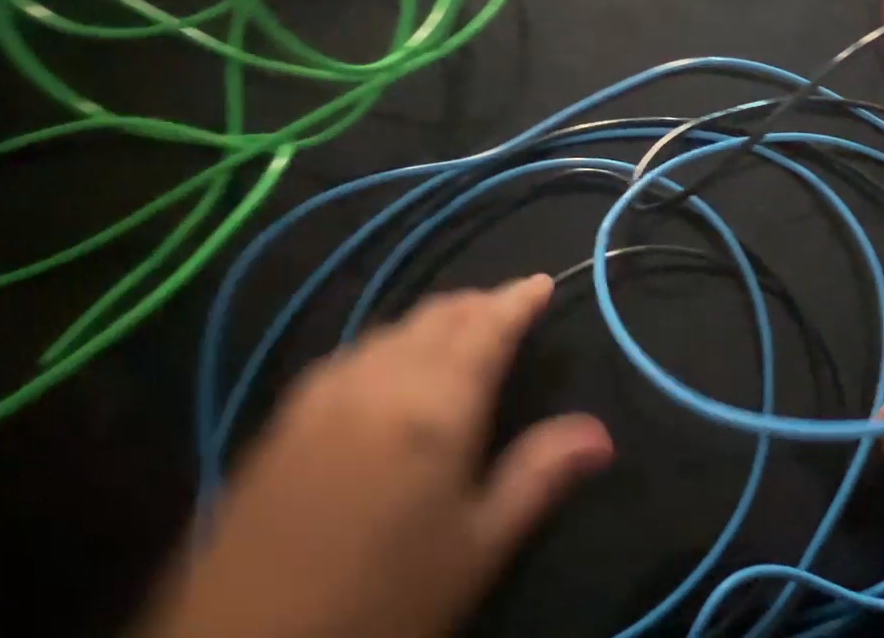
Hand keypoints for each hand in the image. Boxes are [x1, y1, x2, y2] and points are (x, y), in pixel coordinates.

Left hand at [141, 275, 613, 637]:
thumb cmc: (381, 600)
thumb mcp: (476, 546)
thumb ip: (539, 476)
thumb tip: (601, 434)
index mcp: (434, 405)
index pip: (486, 328)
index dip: (517, 301)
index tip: (541, 283)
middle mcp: (378, 381)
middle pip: (436, 318)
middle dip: (477, 304)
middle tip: (507, 307)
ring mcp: (322, 396)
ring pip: (390, 330)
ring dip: (433, 321)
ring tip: (458, 332)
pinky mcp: (281, 421)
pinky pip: (351, 355)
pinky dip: (389, 344)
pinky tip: (388, 369)